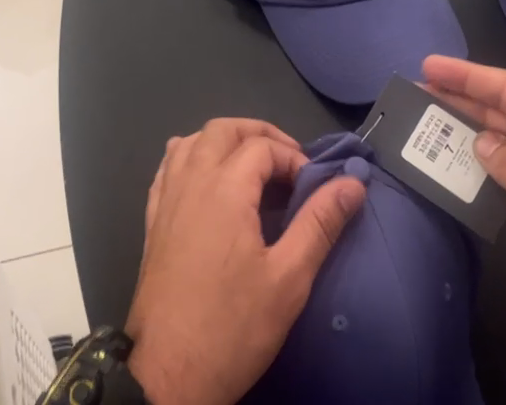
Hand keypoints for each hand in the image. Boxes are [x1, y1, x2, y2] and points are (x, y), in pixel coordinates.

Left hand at [125, 119, 366, 404]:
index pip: (263, 146)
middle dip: (259, 135)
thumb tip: (352, 183)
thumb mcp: (288, 279)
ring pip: (191, 142)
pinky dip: (193, 159)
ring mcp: (166, 200)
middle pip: (223, 130)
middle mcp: (190, 183)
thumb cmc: (232, 327)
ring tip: (252, 168)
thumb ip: (320, 223)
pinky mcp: (152, 222)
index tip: (314, 189)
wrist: (166, 376)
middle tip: (288, 163)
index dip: (294, 158)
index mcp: (223, 189)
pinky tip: (211, 185)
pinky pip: (169, 167)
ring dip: (224, 142)